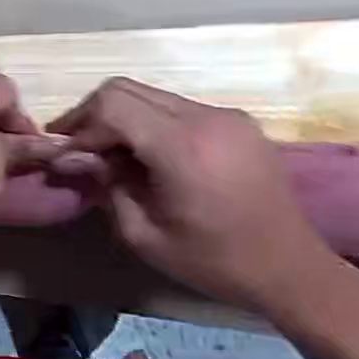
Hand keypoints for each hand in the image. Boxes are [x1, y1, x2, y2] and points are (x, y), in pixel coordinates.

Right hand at [49, 78, 348, 319]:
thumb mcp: (142, 233)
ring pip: (149, 94)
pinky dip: (148, 122)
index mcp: (183, 147)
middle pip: (125, 89)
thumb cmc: (212, 260)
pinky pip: (176, 106)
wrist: (290, 269)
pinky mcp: (236, 121)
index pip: (112, 106)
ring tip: (108, 153)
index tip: (68, 157)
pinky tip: (146, 155)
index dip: (81, 127)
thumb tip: (74, 157)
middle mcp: (206, 118)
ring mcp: (225, 115)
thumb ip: (105, 185)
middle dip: (93, 116)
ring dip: (120, 118)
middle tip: (77, 148)